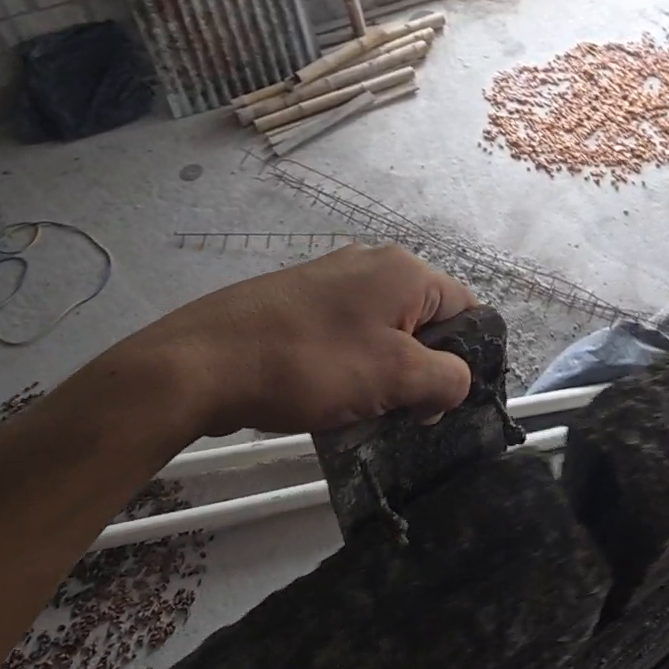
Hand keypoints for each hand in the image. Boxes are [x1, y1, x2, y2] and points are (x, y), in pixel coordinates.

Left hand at [119, 245, 478, 436]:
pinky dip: (349, 362)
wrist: (203, 362)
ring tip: (358, 406)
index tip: (438, 398)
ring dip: (383, 370)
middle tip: (397, 407)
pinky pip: (346, 330)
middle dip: (420, 366)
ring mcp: (331, 277)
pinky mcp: (299, 298)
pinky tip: (325, 392)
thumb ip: (448, 379)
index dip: (464, 356)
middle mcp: (373, 261)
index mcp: (405, 270)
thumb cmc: (311, 364)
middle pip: (425, 319)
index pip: (466, 308)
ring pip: (384, 328)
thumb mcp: (395, 377)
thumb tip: (453, 384)